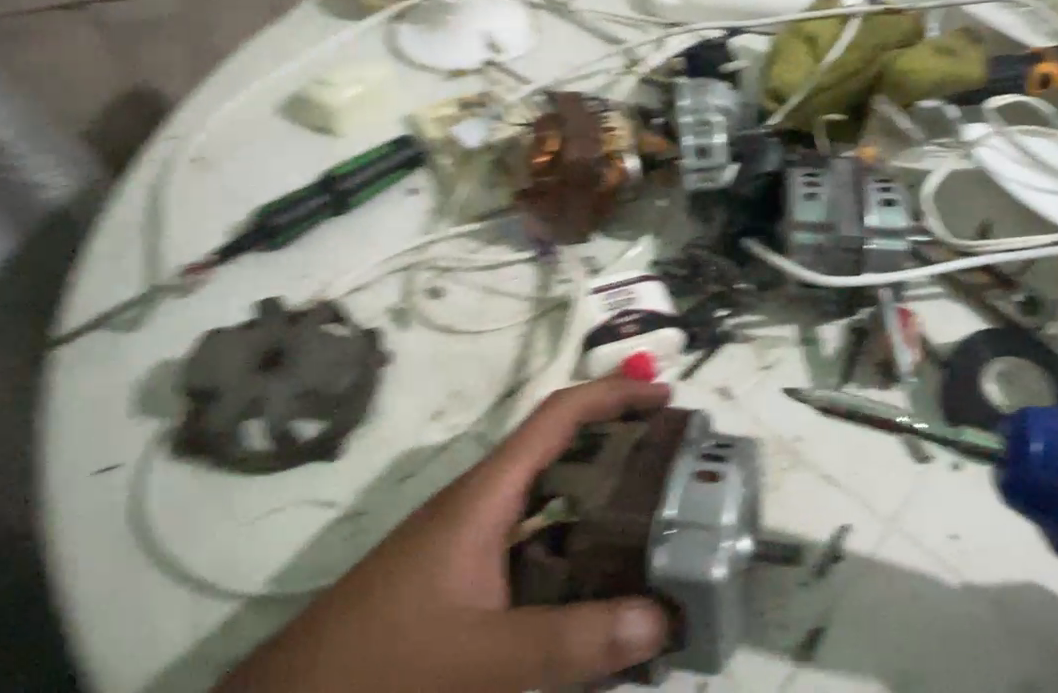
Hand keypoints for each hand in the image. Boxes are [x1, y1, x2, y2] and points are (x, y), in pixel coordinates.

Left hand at [220, 378, 674, 692]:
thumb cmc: (381, 662)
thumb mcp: (482, 658)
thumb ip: (571, 642)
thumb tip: (662, 617)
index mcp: (485, 496)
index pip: (556, 417)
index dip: (611, 394)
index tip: (664, 396)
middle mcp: (481, 506)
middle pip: (561, 452)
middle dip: (619, 446)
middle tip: (677, 467)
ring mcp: (470, 543)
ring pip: (549, 505)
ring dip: (600, 504)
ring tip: (655, 527)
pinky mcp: (463, 579)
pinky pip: (535, 549)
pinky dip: (575, 553)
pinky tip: (598, 593)